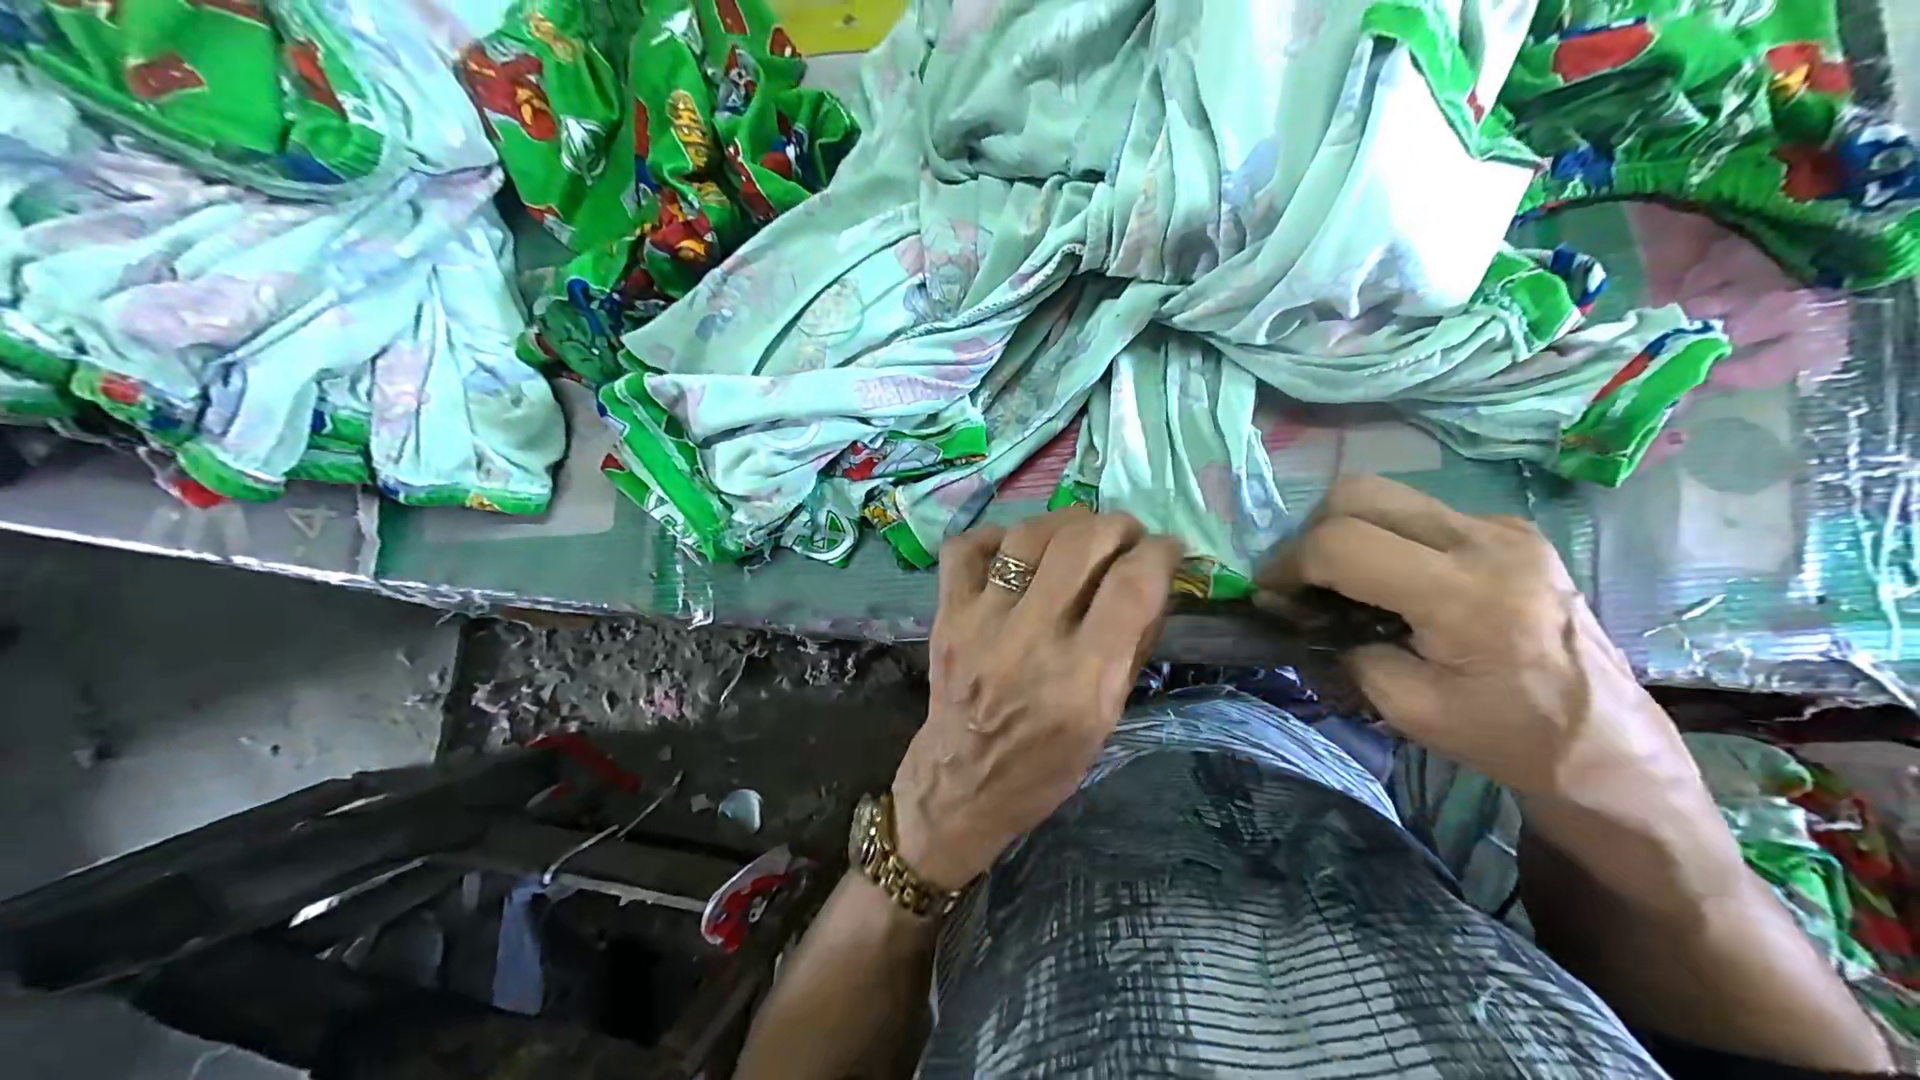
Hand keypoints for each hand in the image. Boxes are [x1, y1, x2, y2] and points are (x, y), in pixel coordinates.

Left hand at [891, 508, 1182, 890]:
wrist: (962, 784)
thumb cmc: (1045, 765)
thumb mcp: (1107, 719)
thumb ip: (1130, 647)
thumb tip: (1152, 581)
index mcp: (1080, 680)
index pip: (1132, 587)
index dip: (1160, 553)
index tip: (1167, 549)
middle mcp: (1029, 641)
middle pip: (1080, 545)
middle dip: (1116, 526)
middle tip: (1127, 535)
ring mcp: (979, 623)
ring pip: (1026, 536)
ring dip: (1065, 521)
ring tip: (1080, 531)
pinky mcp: (945, 615)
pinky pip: (965, 548)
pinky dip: (996, 535)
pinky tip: (1017, 547)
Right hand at [1256, 475, 1705, 810]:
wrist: (1609, 743)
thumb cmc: (1507, 736)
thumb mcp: (1406, 707)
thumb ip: (1344, 648)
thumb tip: (1299, 611)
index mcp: (1465, 595)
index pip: (1342, 543)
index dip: (1288, 563)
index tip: (1269, 594)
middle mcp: (1487, 542)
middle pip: (1358, 493)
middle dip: (1310, 533)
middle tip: (1302, 580)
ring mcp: (1504, 527)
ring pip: (1386, 493)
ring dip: (1345, 529)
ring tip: (1339, 579)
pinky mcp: (1510, 529)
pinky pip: (1419, 511)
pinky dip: (1383, 536)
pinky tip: (1390, 580)